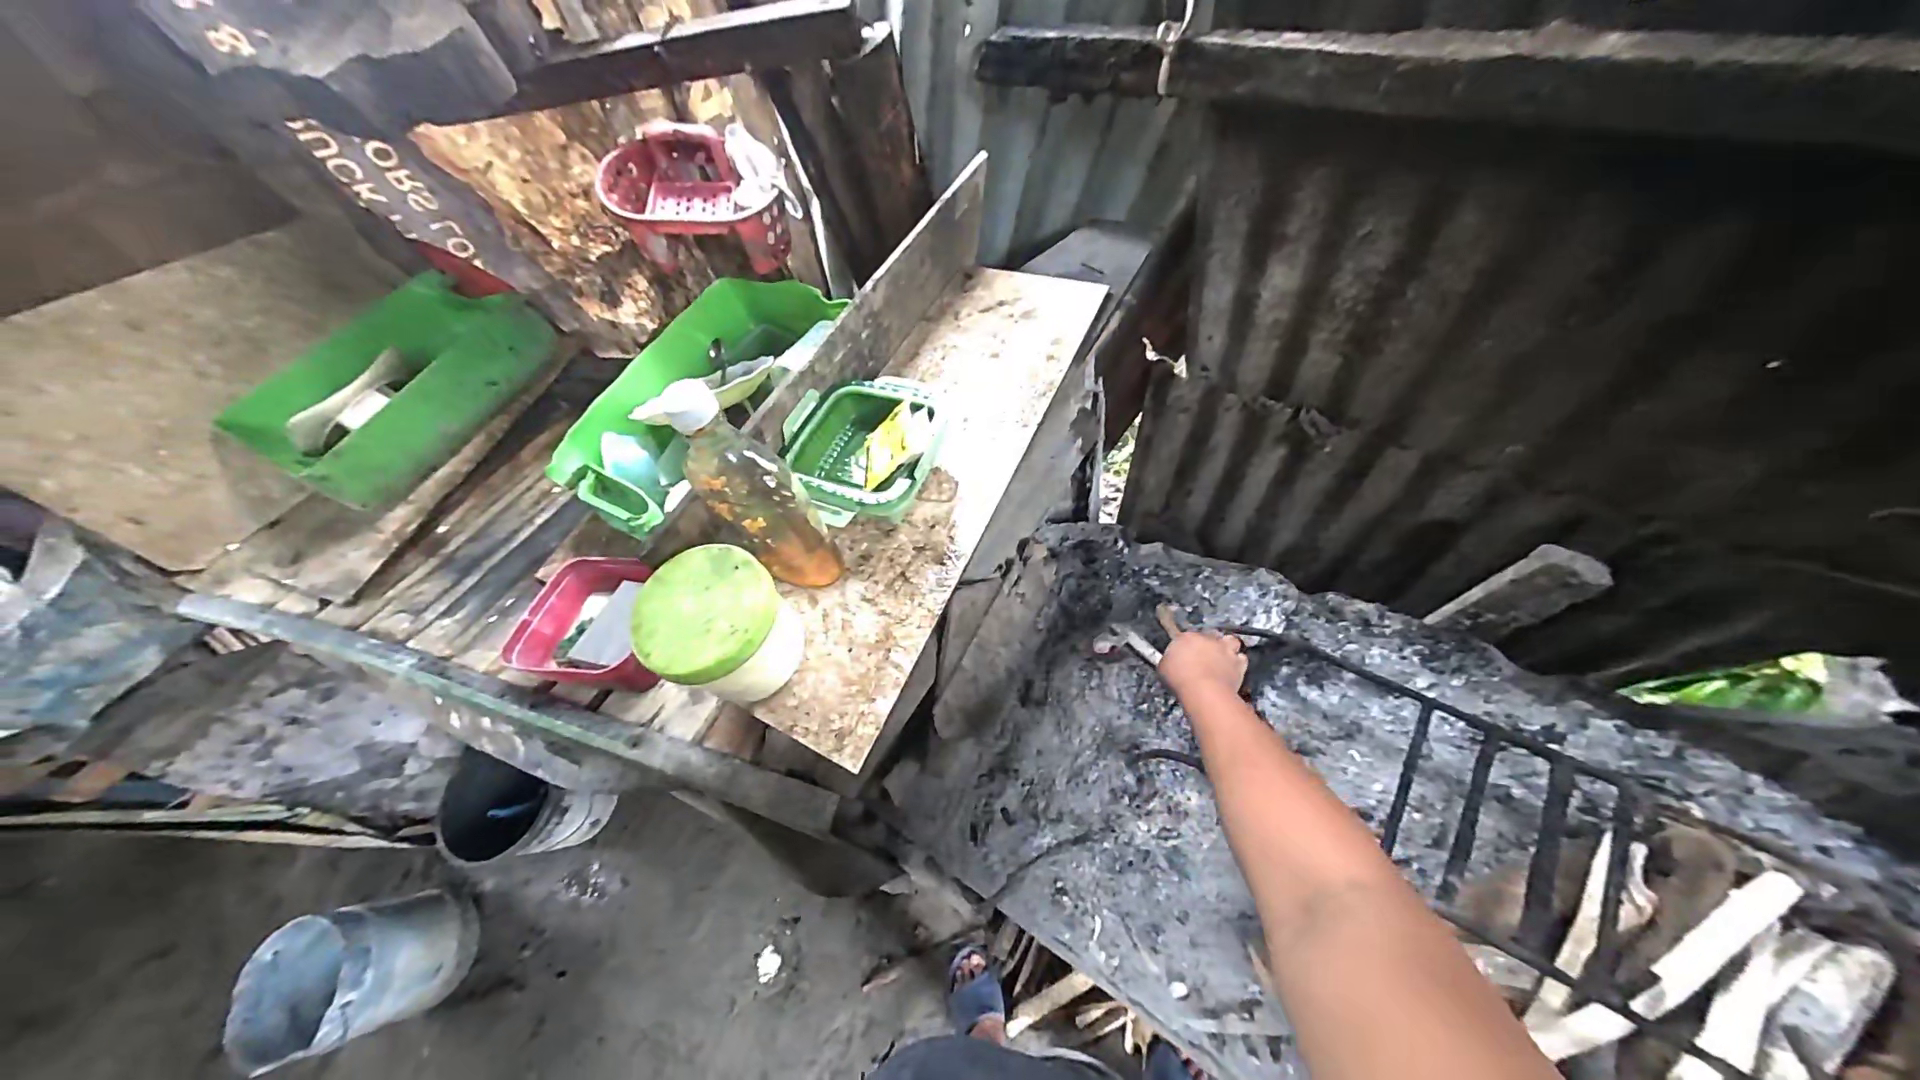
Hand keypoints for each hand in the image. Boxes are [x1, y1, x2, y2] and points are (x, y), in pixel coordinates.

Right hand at [1159, 630, 1246, 699]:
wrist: (1204, 691)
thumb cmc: (1179, 679)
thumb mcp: (1163, 668)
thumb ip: (1168, 660)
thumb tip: (1170, 661)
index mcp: (1186, 637)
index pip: (1187, 635)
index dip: (1188, 644)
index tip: (1186, 653)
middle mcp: (1208, 638)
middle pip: (1211, 634)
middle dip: (1210, 642)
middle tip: (1205, 655)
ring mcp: (1225, 649)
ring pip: (1231, 640)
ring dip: (1228, 646)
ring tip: (1224, 657)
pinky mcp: (1239, 662)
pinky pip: (1241, 658)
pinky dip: (1238, 663)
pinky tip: (1233, 670)